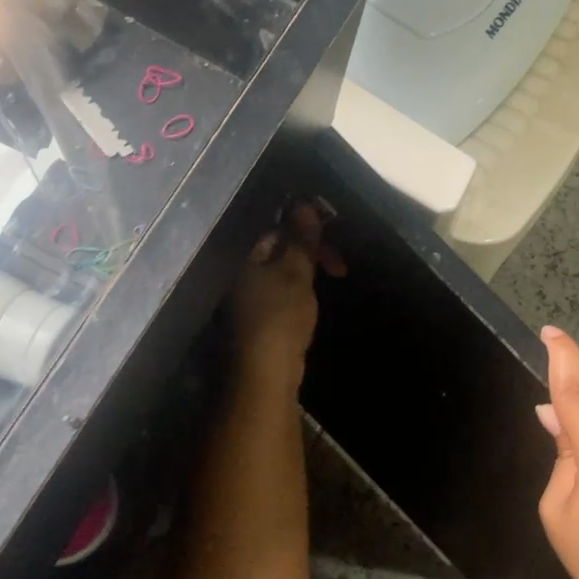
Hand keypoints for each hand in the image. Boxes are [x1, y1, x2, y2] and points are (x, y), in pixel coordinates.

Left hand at [230, 202, 342, 391]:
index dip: (307, 229)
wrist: (265, 375)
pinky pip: (279, 296)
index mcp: (245, 258)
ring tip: (329, 282)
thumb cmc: (280, 318)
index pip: (275, 229)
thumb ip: (300, 240)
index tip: (335, 241)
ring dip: (305, 274)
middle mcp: (239, 275)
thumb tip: (304, 204)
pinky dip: (296, 296)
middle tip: (339, 268)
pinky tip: (309, 307)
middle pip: (277, 251)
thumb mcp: (295, 273)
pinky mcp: (256, 323)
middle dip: (309, 254)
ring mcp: (246, 301)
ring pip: (279, 275)